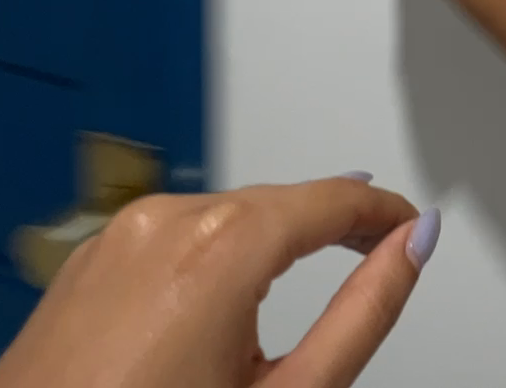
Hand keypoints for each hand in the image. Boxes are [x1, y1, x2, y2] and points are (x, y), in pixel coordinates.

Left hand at [0, 177, 438, 387]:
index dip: (386, 209)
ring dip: (283, 234)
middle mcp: (167, 220)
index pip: (337, 196)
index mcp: (221, 246)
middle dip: (336, 221)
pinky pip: (185, 230)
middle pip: (286, 202)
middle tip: (377, 249)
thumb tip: (415, 241)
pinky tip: (239, 285)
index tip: (410, 226)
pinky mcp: (90, 257)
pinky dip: (226, 247)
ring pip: (237, 212)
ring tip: (318, 265)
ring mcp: (119, 235)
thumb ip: (368, 309)